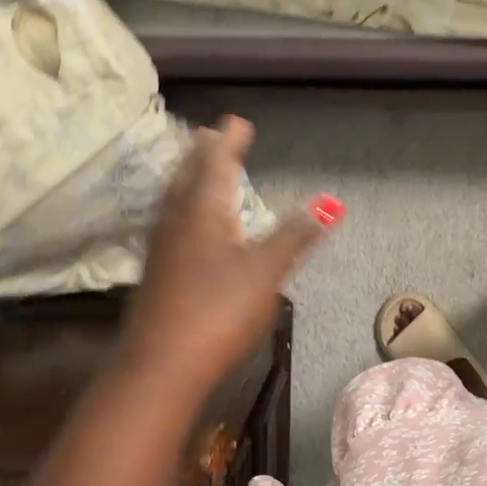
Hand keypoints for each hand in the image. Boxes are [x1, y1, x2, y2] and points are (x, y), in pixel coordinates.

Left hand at [125, 115, 337, 388]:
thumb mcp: (267, 272)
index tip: (236, 120)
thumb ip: (296, 235)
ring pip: (172, 199)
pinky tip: (182, 225)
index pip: (217, 165)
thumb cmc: (218, 311)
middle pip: (187, 176)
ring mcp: (161, 248)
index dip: (229, 142)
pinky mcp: (156, 273)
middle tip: (208, 134)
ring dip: (185, 177)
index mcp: (204, 211)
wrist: (162, 365)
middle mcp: (177, 221)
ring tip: (192, 167)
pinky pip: (168, 222)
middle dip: (201, 153)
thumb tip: (330, 201)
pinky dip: (179, 206)